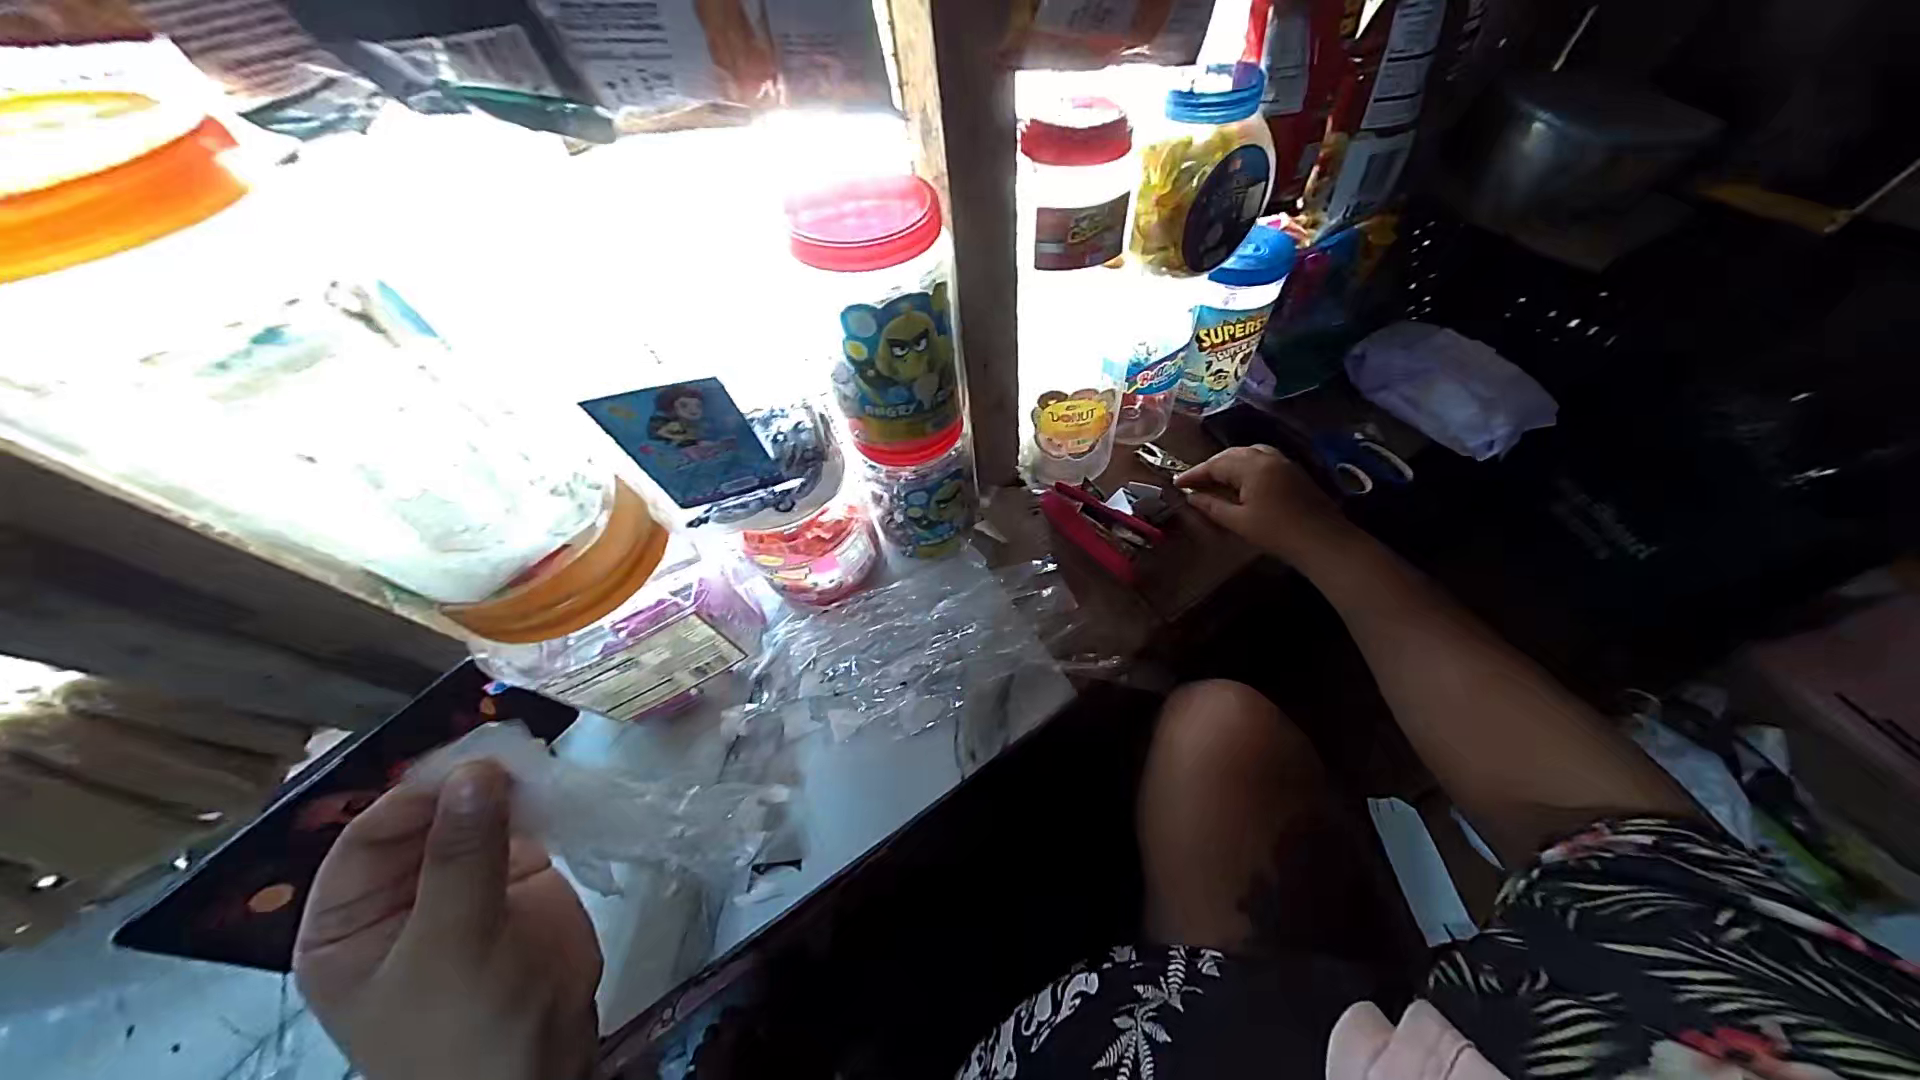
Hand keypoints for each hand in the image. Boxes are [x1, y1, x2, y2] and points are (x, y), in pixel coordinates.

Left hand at [295, 761, 602, 1079]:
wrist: (544, 1065)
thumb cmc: (466, 1026)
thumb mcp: (452, 946)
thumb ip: (463, 856)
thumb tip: (477, 769)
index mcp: (351, 919)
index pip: (370, 836)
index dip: (416, 796)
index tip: (474, 764)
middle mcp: (404, 890)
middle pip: (428, 815)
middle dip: (467, 784)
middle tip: (514, 751)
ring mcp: (467, 879)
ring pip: (479, 812)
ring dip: (507, 786)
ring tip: (539, 763)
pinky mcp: (521, 873)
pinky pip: (524, 823)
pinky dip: (540, 800)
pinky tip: (556, 785)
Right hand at [1176, 444, 1350, 563]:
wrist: (1324, 541)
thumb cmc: (1277, 532)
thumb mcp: (1239, 522)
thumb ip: (1212, 506)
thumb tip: (1192, 497)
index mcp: (1252, 466)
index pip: (1215, 464)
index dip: (1194, 474)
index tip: (1177, 484)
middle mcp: (1268, 457)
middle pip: (1232, 454)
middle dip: (1211, 466)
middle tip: (1194, 481)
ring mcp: (1284, 463)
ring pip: (1249, 453)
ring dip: (1229, 462)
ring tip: (1216, 478)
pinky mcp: (1294, 472)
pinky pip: (1263, 458)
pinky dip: (1246, 465)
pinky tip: (1241, 479)